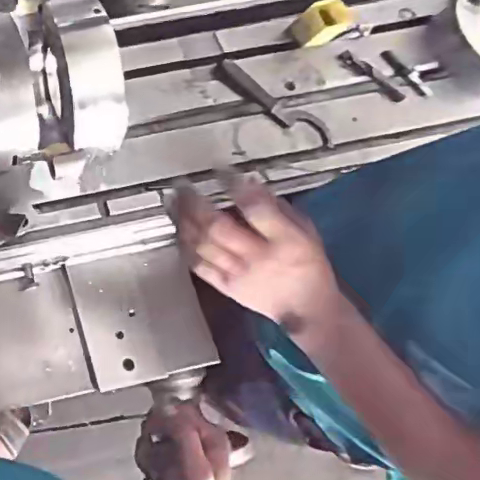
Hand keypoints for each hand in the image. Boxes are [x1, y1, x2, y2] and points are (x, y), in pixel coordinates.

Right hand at [138, 402, 232, 479]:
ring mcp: (180, 449)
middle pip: (163, 415)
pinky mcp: (166, 459)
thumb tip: (166, 407)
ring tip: (156, 469)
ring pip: (152, 429)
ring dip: (148, 448)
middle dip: (154, 433)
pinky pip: (147, 445)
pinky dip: (145, 457)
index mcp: (211, 436)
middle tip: (158, 454)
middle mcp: (196, 437)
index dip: (166, 418)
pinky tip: (152, 474)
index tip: (159, 436)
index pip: (181, 408)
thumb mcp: (195, 471)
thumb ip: (184, 436)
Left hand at [171, 177, 346, 330]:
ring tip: (172, 203)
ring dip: (183, 221)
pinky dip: (184, 246)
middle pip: (218, 228)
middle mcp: (258, 257)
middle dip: (195, 204)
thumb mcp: (305, 230)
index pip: (257, 210)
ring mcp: (238, 274)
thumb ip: (278, 208)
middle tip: (181, 186)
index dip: (236, 188)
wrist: (307, 309)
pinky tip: (177, 230)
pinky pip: (198, 266)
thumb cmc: (307, 262)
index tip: (220, 170)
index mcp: (286, 240)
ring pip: (202, 246)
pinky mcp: (225, 287)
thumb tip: (248, 183)